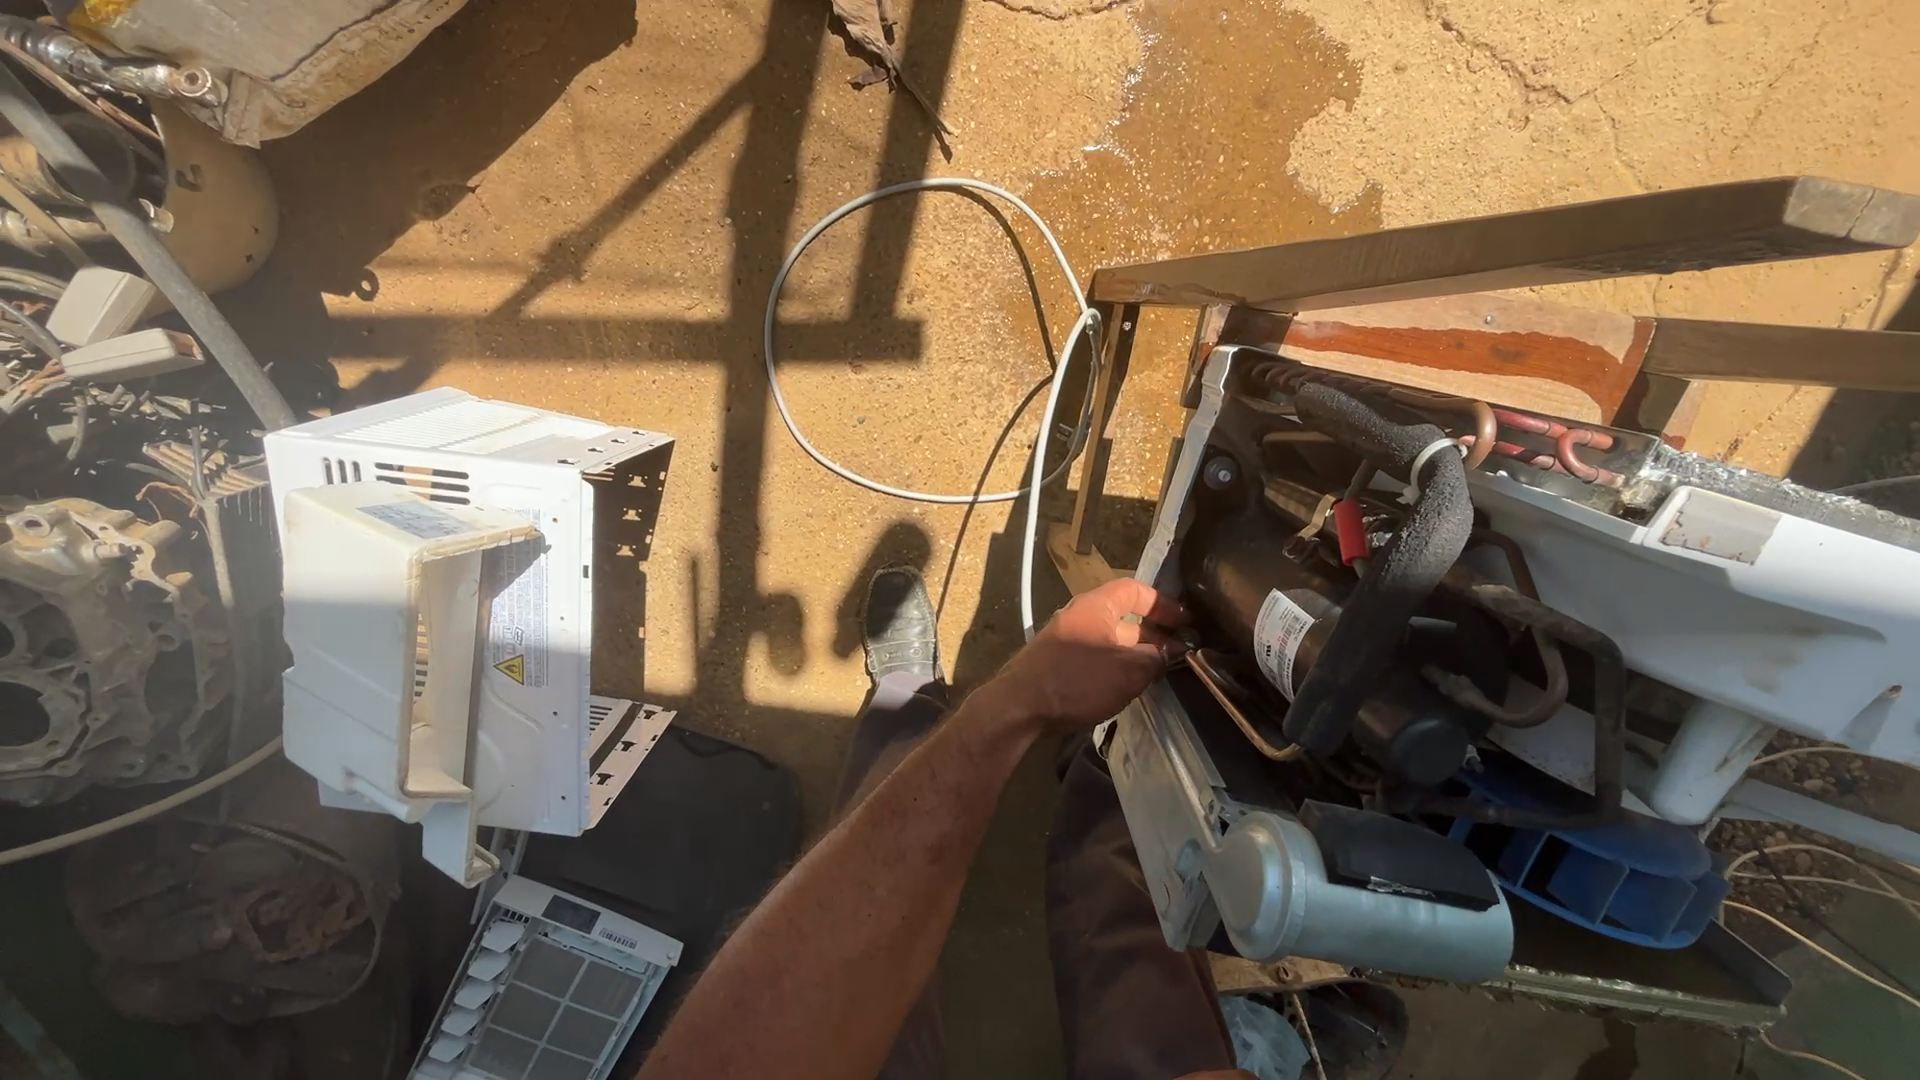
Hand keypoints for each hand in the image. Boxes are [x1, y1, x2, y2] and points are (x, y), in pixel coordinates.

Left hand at [991, 578, 1187, 731]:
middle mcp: (1079, 617)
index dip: (1163, 602)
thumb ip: (1155, 658)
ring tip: (1160, 672)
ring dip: (1136, 653)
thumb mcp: (1127, 670)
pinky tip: (1129, 687)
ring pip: (1110, 640)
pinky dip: (1116, 667)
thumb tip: (1172, 652)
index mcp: (1095, 606)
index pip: (1135, 590)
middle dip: (1153, 632)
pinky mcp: (1058, 665)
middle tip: (1179, 651)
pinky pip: (1096, 658)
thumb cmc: (1076, 681)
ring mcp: (1066, 641)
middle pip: (1123, 617)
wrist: (1019, 708)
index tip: (1186, 620)